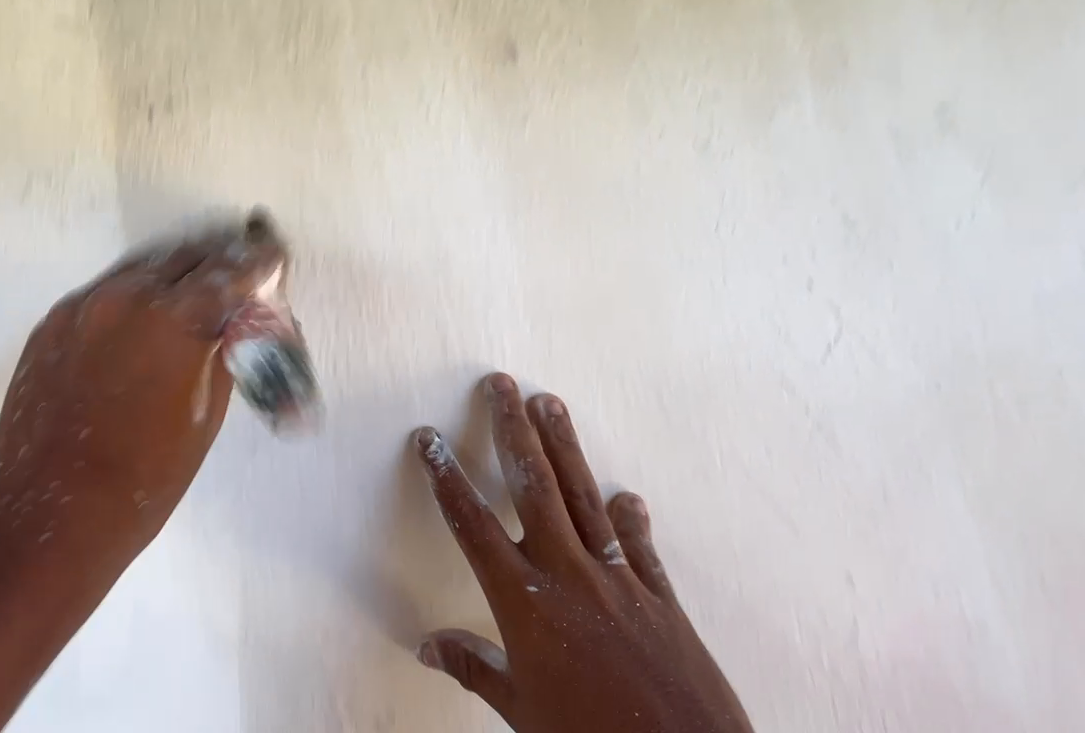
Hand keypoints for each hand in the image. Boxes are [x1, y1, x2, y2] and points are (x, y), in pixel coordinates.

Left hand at [0, 213, 289, 555]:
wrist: (51, 513)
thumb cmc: (143, 480)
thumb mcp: (204, 416)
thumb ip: (222, 355)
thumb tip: (235, 322)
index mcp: (174, 319)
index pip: (231, 272)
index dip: (259, 261)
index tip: (273, 254)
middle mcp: (126, 296)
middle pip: (185, 258)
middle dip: (216, 263)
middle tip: (235, 277)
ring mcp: (82, 305)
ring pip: (140, 269)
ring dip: (172, 276)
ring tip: (191, 294)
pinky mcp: (53, 322)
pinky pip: (103, 294)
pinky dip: (130, 298)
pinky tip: (139, 323)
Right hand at [413, 374, 753, 732]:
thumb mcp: (520, 711)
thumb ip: (474, 667)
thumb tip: (425, 646)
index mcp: (523, 599)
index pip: (471, 523)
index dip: (446, 477)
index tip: (428, 438)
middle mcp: (566, 573)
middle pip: (532, 485)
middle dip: (512, 430)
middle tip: (502, 384)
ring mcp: (616, 579)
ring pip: (582, 497)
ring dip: (564, 446)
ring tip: (550, 402)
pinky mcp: (659, 598)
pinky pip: (639, 546)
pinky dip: (629, 518)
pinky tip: (625, 493)